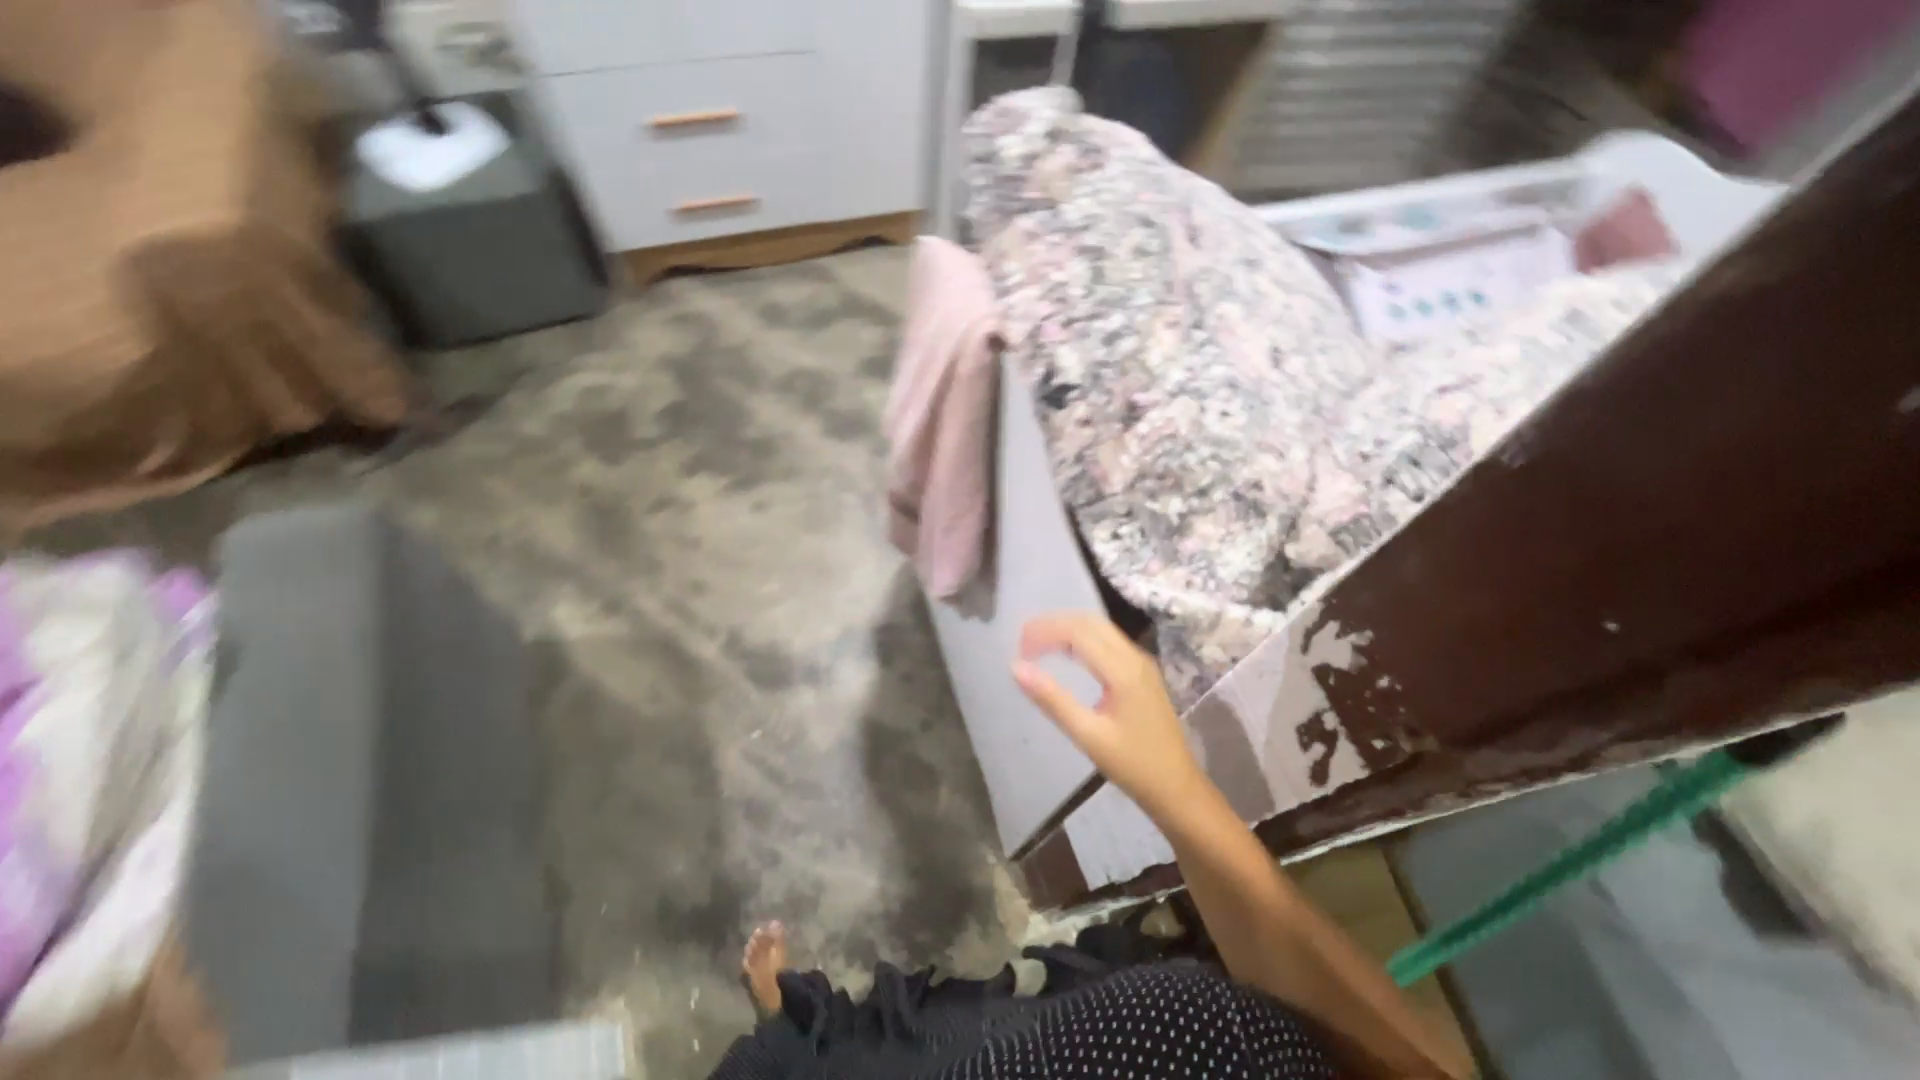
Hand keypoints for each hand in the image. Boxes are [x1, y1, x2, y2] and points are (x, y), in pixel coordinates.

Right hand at [1012, 614, 1209, 819]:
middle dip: (1054, 625)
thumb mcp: (1088, 735)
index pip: (1078, 632)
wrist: (1177, 787)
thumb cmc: (1132, 765)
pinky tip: (1066, 655)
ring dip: (1068, 630)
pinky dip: (1082, 640)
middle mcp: (1135, 658)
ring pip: (1101, 629)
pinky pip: (1109, 642)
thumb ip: (1052, 700)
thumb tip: (1016, 668)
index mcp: (1123, 671)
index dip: (1045, 632)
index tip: (1018, 650)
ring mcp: (1142, 664)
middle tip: (1024, 643)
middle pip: (1090, 623)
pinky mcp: (1143, 674)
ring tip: (1038, 646)